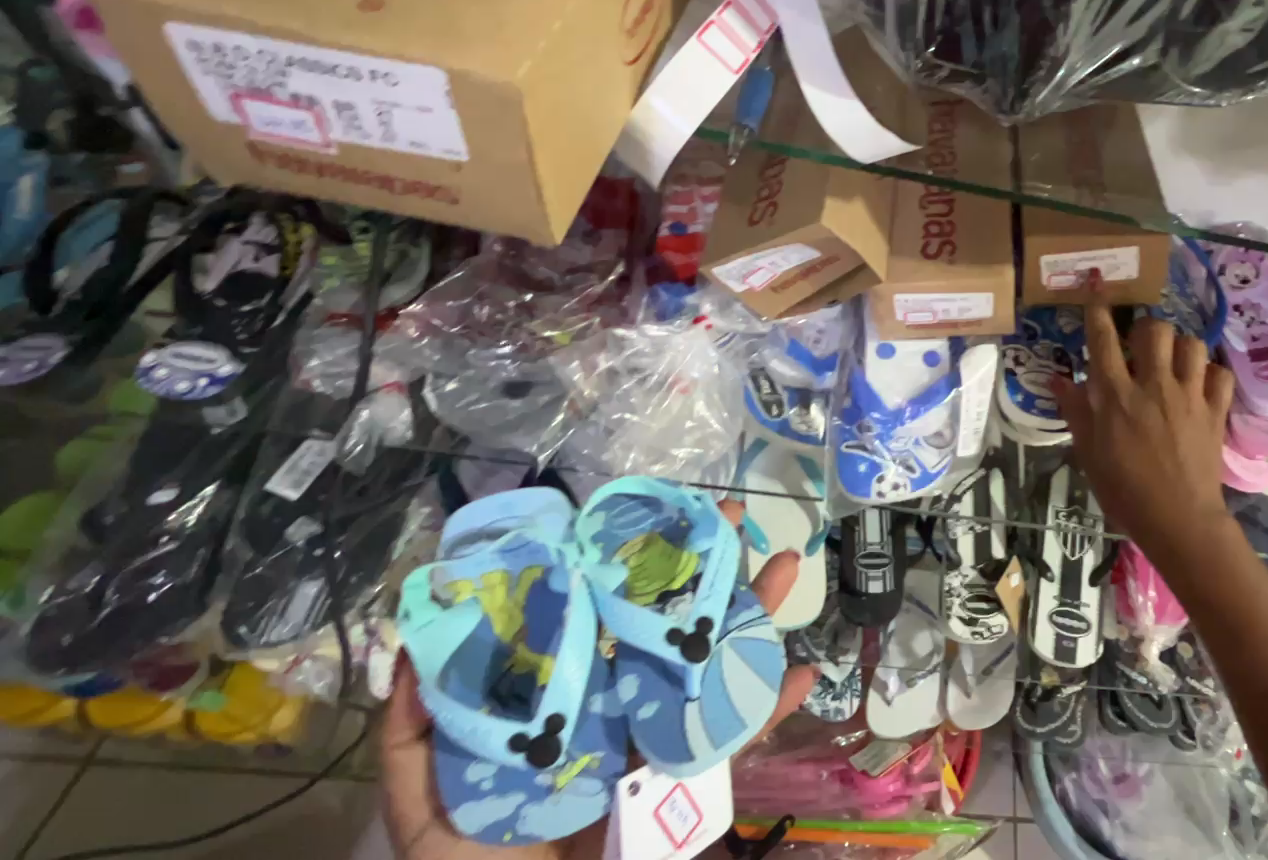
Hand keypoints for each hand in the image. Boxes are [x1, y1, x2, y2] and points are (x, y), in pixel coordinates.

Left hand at [379, 499, 817, 859]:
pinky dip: (770, 708)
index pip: (604, 614)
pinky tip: (805, 671)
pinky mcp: (688, 783)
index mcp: (569, 693)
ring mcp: (660, 737)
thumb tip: (410, 645)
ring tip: (791, 568)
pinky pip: (735, 742)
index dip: (630, 564)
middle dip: (708, 568)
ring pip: (715, 663)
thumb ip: (415, 734)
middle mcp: (623, 701)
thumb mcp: (426, 802)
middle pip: (672, 624)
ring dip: (757, 615)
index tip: (651, 516)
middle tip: (737, 517)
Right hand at [1052, 278, 1236, 561]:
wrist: (1177, 520)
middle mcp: (1153, 385)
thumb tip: (1058, 380)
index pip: (1103, 339)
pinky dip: (1209, 373)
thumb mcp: (1088, 453)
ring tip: (1171, 361)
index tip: (1096, 286)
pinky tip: (1199, 384)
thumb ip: (1076, 411)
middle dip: (1144, 328)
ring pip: (1190, 344)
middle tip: (1138, 345)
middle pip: (1153, 329)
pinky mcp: (1216, 411)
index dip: (1098, 308)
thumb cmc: (1123, 490)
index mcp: (1116, 395)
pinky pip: (1219, 374)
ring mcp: (1189, 396)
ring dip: (1179, 347)